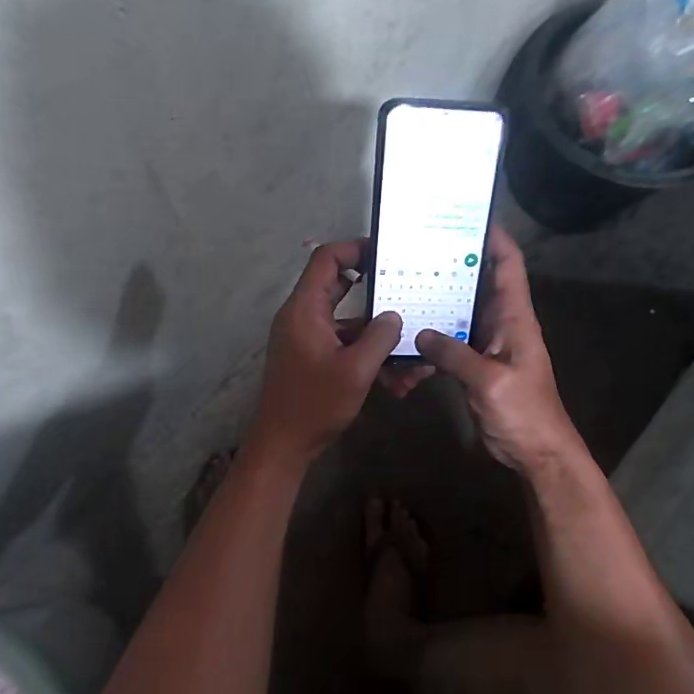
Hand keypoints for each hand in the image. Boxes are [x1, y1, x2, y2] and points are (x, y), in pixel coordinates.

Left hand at [250, 239, 403, 463]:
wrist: (283, 445)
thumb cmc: (315, 404)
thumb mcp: (356, 370)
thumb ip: (379, 336)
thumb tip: (393, 315)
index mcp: (305, 309)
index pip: (326, 260)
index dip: (355, 249)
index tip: (386, 253)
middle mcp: (302, 317)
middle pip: (340, 288)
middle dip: (377, 294)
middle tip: (408, 291)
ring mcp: (306, 338)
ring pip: (348, 323)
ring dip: (378, 336)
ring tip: (410, 357)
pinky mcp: (313, 358)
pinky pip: (344, 345)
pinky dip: (367, 356)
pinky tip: (395, 380)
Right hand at [413, 226, 584, 472]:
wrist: (536, 453)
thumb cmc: (524, 413)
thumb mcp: (488, 381)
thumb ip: (454, 354)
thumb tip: (421, 333)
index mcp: (515, 318)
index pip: (508, 265)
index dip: (492, 237)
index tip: (463, 218)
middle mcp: (500, 324)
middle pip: (474, 285)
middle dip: (447, 269)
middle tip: (410, 254)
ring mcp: (486, 345)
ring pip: (456, 316)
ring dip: (432, 310)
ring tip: (398, 295)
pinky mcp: (474, 366)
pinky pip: (448, 346)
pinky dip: (429, 348)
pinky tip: (404, 352)